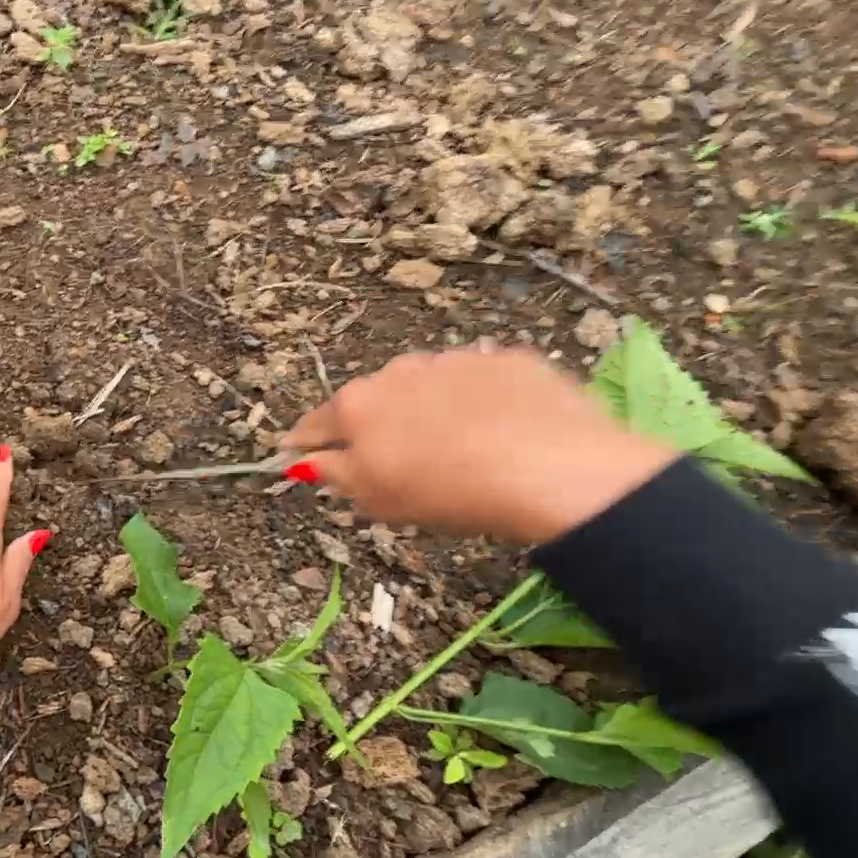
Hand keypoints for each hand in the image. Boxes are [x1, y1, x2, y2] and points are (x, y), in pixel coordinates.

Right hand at [285, 346, 677, 544]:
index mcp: (355, 404)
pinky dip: (478, 403)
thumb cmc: (447, 490)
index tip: (302, 456)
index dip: (306, 444)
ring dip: (427, 411)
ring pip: (425, 388)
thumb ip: (331, 474)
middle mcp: (395, 371)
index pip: (314, 424)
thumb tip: (303, 461)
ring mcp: (452, 360)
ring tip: (457, 448)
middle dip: (376, 426)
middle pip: (372, 401)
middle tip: (398, 462)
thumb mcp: (374, 497)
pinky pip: (478, 382)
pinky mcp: (506, 360)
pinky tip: (498, 432)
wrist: (555, 471)